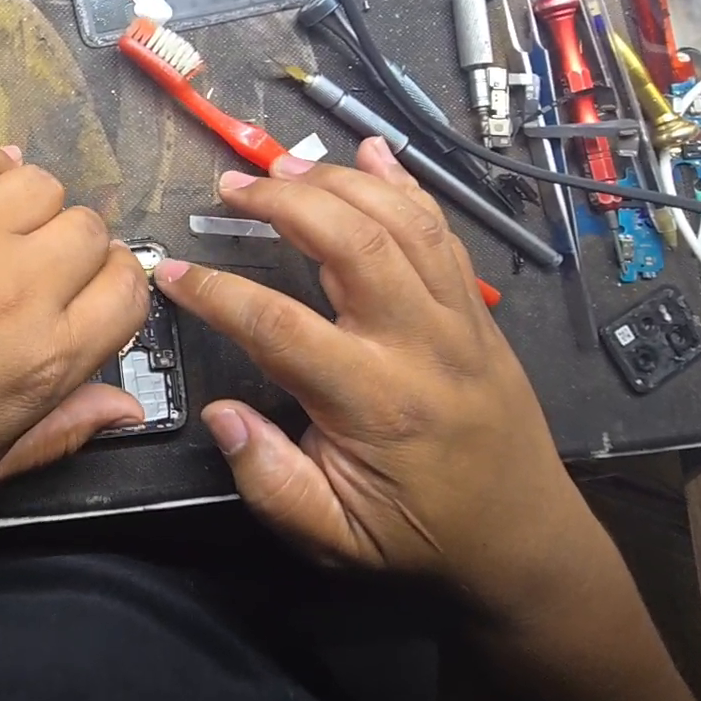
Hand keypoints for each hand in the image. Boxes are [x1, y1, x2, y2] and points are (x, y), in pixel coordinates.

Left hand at [0, 146, 150, 529]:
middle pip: (88, 228)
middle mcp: (15, 284)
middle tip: (35, 269)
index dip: (116, 289)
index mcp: (43, 357)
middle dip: (77, 248)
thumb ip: (62, 430)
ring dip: (32, 204)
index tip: (87, 298)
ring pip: (38, 183)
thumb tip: (129, 404)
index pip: (127, 290)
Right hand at [154, 138, 611, 619]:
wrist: (528, 546)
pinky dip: (405, 185)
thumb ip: (267, 479)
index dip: (215, 292)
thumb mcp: (330, 537)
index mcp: (374, 400)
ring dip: (337, 182)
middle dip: (284, 203)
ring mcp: (459, 320)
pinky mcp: (477, 313)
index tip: (172, 273)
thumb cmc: (419, 539)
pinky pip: (442, 233)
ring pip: (401, 223)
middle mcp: (420, 344)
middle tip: (231, 186)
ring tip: (281, 165)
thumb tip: (220, 413)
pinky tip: (372, 154)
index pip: (276, 324)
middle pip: (351, 243)